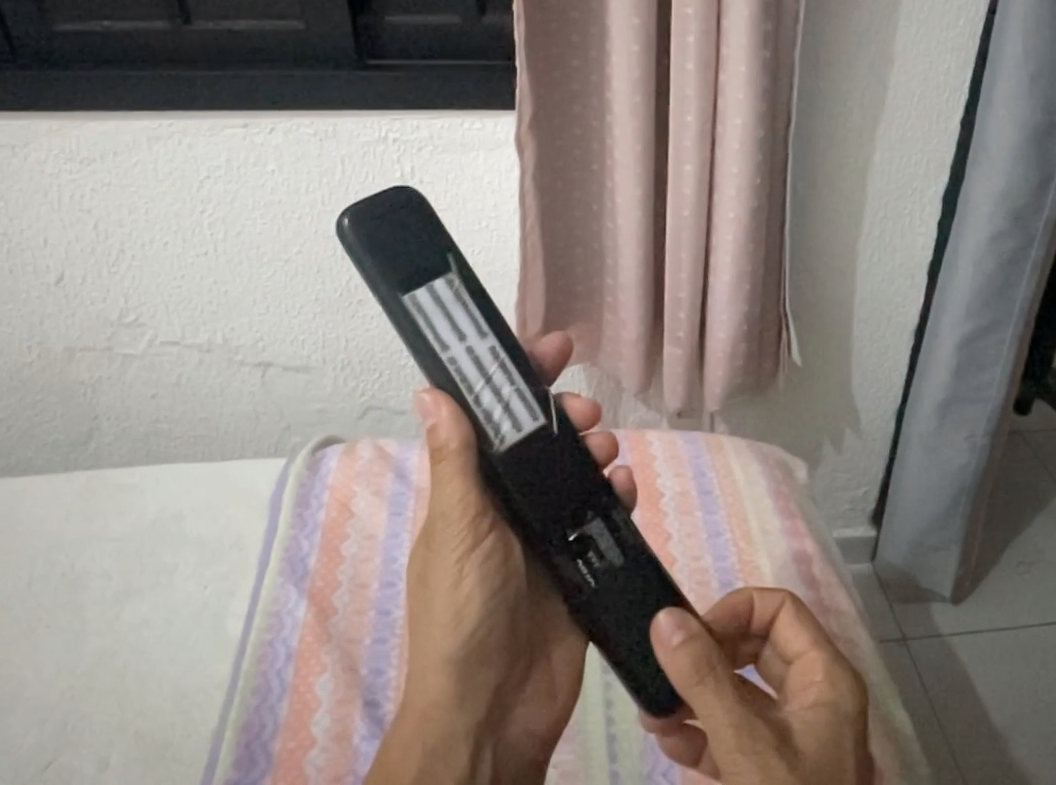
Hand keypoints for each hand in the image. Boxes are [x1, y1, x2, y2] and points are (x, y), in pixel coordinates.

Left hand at [368, 332, 636, 784]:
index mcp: (470, 494)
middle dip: (565, 416)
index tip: (552, 346)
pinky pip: (602, 517)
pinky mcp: (578, 566)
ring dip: (594, 451)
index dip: (518, 380)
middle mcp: (507, 509)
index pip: (492, 421)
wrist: (493, 710)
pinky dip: (616, 496)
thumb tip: (431, 390)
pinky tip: (624, 488)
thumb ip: (457, 461)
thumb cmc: (462, 614)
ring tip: (606, 450)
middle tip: (586, 412)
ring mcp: (545, 537)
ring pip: (577, 475)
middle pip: (542, 443)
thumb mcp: (457, 529)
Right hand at [641, 588, 872, 784]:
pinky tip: (668, 740)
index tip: (691, 637)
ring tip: (653, 710)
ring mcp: (793, 735)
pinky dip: (701, 732)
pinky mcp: (772, 769)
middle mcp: (812, 697)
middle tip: (665, 670)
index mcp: (824, 678)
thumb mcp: (744, 746)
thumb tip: (665, 617)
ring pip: (739, 691)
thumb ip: (704, 680)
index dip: (732, 611)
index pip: (778, 608)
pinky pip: (734, 731)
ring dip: (693, 696)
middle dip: (704, 657)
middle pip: (753, 647)